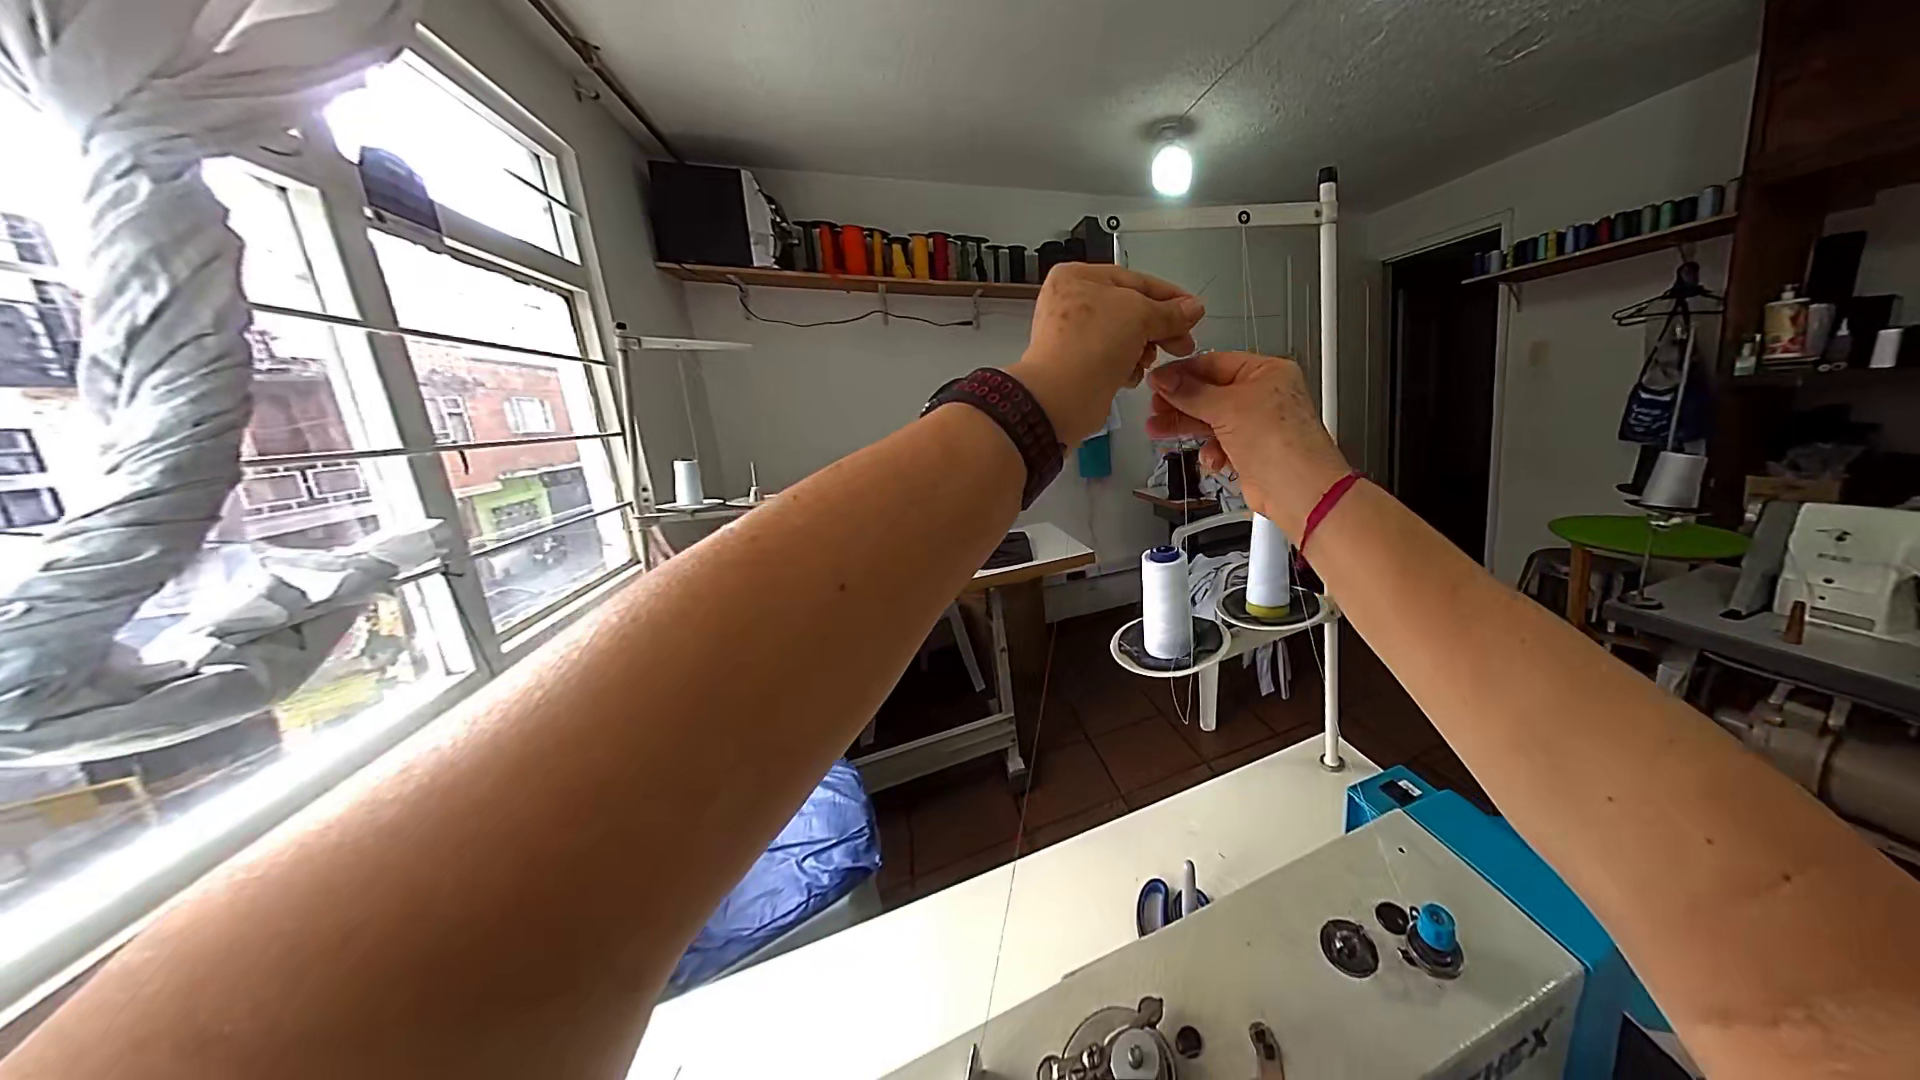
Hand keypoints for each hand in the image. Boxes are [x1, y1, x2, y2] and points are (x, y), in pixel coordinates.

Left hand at [1006, 263, 1203, 443]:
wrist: (1061, 398)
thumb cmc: (1087, 347)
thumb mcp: (1141, 315)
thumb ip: (1170, 312)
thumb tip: (1191, 309)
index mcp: (1077, 277)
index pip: (1135, 280)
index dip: (1169, 296)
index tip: (1191, 310)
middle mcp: (1070, 305)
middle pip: (1130, 311)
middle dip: (1158, 328)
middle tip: (1181, 341)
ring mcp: (1072, 337)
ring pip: (1123, 338)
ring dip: (1141, 350)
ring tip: (1146, 360)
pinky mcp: (1077, 366)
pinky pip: (1111, 362)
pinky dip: (1124, 368)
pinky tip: (1128, 375)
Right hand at [1145, 352, 1352, 535]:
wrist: (1297, 490)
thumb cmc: (1282, 444)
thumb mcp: (1227, 407)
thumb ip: (1190, 393)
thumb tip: (1165, 379)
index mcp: (1266, 372)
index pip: (1214, 363)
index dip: (1182, 373)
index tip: (1157, 381)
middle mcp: (1262, 397)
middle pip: (1208, 393)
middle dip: (1179, 402)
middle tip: (1155, 406)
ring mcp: (1255, 425)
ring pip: (1209, 420)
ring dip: (1184, 426)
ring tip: (1159, 429)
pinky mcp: (1248, 451)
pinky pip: (1217, 444)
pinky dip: (1209, 450)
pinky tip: (1208, 456)